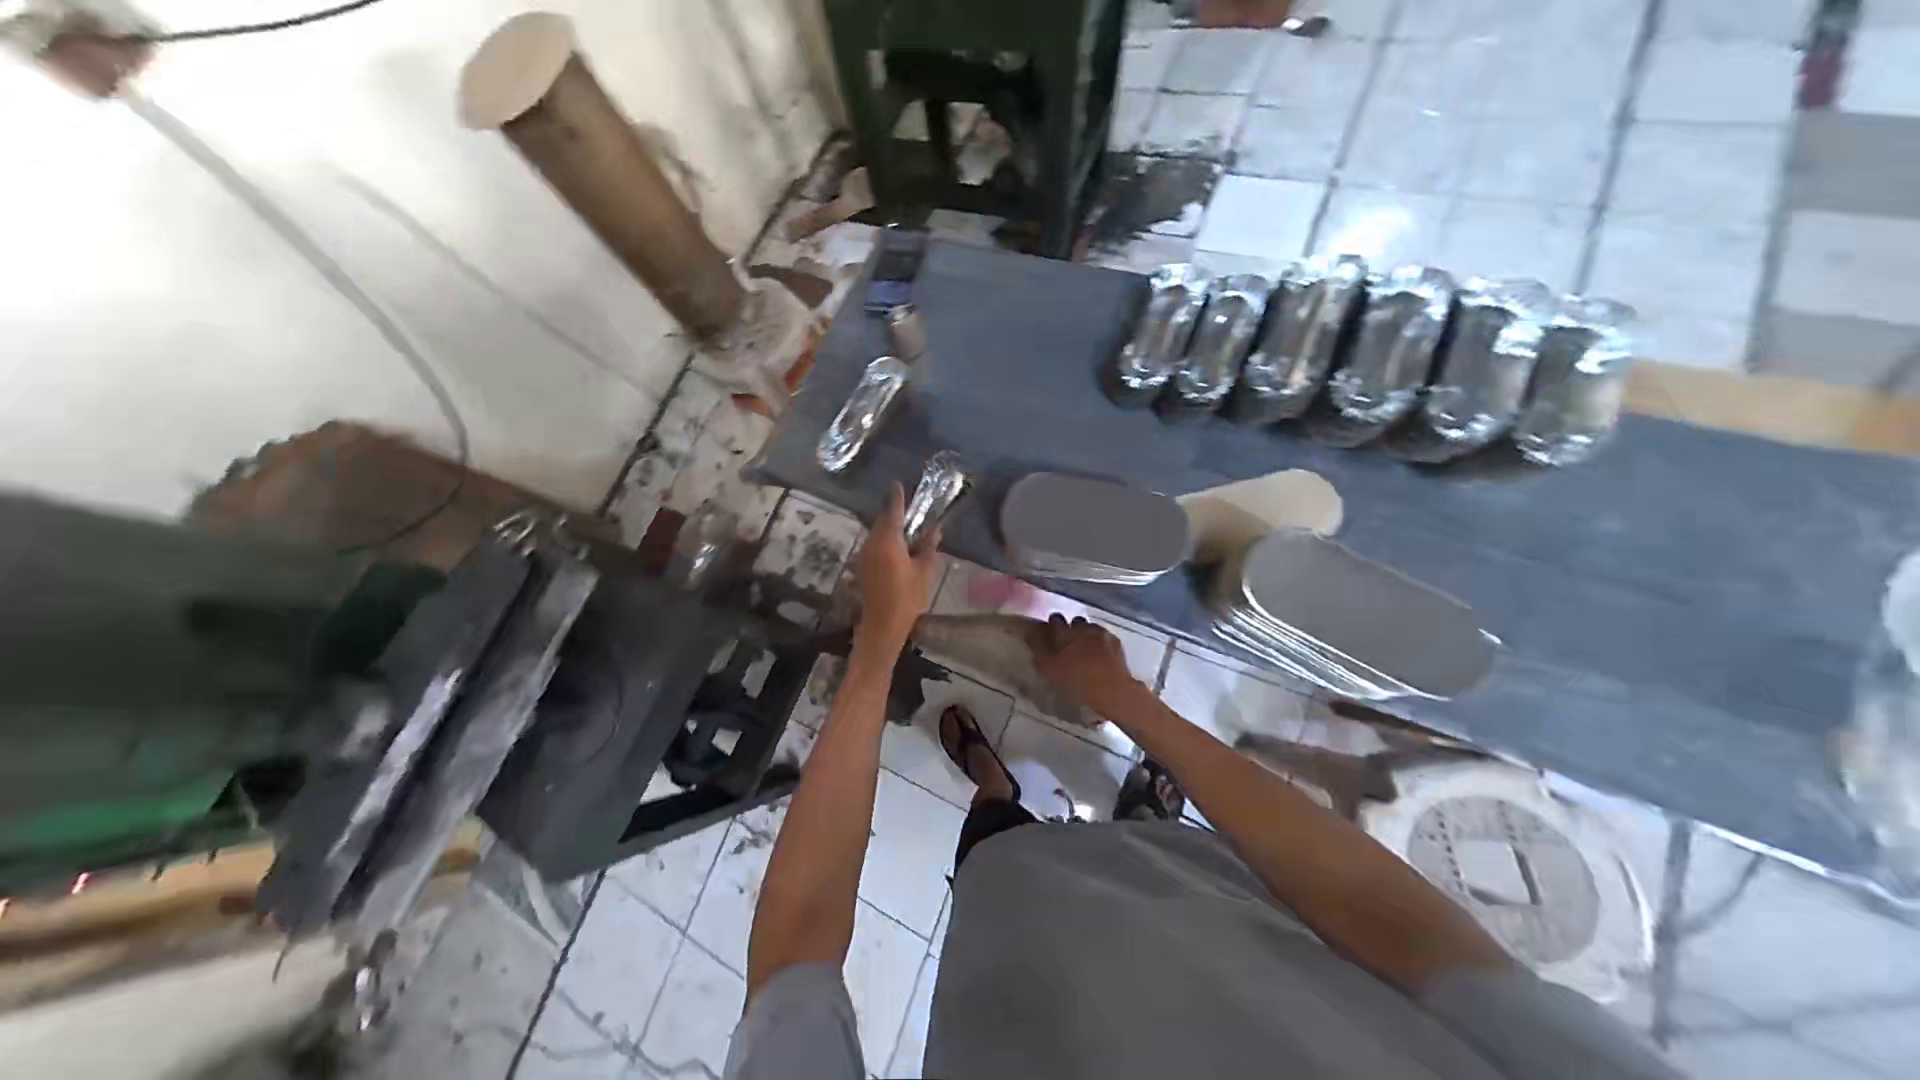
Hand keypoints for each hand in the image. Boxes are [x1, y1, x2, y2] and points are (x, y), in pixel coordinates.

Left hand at [855, 484, 941, 648]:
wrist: (881, 626)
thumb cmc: (906, 598)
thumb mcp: (923, 572)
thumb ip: (929, 547)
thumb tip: (936, 528)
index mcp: (888, 541)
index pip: (893, 512)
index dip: (897, 498)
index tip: (897, 484)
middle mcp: (871, 544)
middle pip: (882, 523)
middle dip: (894, 515)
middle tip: (908, 509)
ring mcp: (863, 556)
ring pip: (877, 535)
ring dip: (889, 531)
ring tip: (906, 532)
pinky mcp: (861, 568)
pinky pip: (873, 547)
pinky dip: (884, 544)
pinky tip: (896, 551)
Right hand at [1030, 614, 1136, 707]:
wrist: (1111, 690)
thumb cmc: (1076, 683)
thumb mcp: (1049, 672)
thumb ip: (1039, 653)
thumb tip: (1032, 638)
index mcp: (1063, 635)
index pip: (1053, 620)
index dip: (1050, 627)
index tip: (1049, 636)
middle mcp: (1081, 628)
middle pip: (1071, 621)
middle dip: (1068, 628)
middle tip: (1066, 643)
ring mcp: (1099, 633)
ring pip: (1088, 626)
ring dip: (1084, 632)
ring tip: (1084, 647)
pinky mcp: (1114, 640)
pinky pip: (1103, 635)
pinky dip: (1099, 640)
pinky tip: (1100, 652)